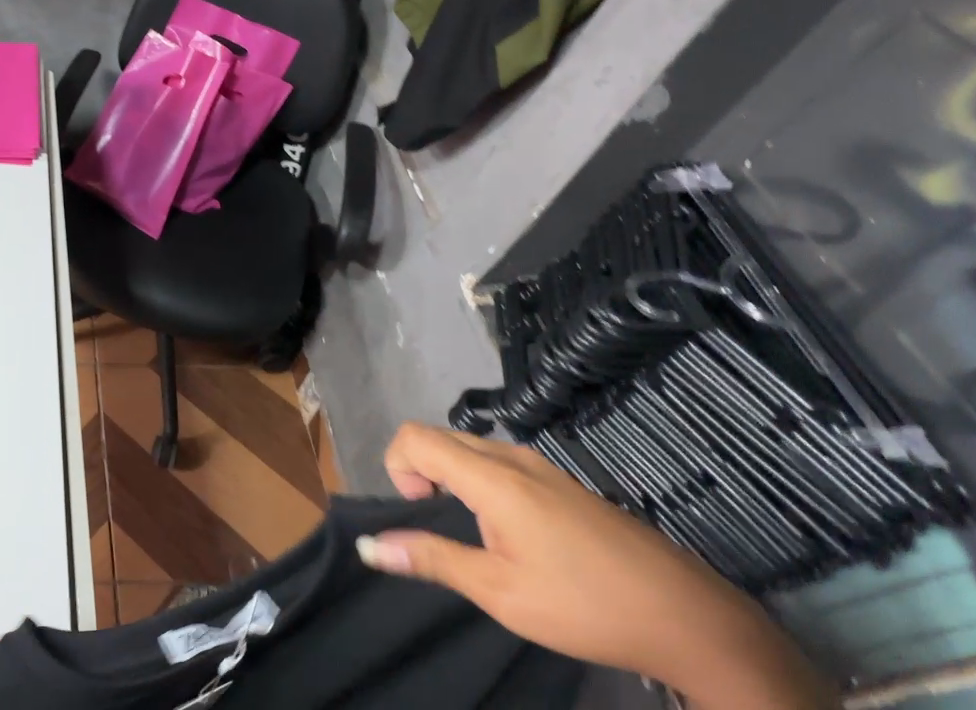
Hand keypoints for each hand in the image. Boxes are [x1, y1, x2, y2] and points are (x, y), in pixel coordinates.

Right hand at [357, 423, 834, 709]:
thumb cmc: (586, 606)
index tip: (421, 512)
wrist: (690, 619)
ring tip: (473, 534)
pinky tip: (511, 534)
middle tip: (441, 527)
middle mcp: (515, 459)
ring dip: (451, 477)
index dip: (397, 467)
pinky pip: (500, 463)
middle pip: (440, 437)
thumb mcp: (499, 591)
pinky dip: (481, 483)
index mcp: (493, 478)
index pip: (415, 437)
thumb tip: (367, 546)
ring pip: (471, 448)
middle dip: (419, 471)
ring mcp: (544, 469)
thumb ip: (431, 559)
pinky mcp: (565, 484)